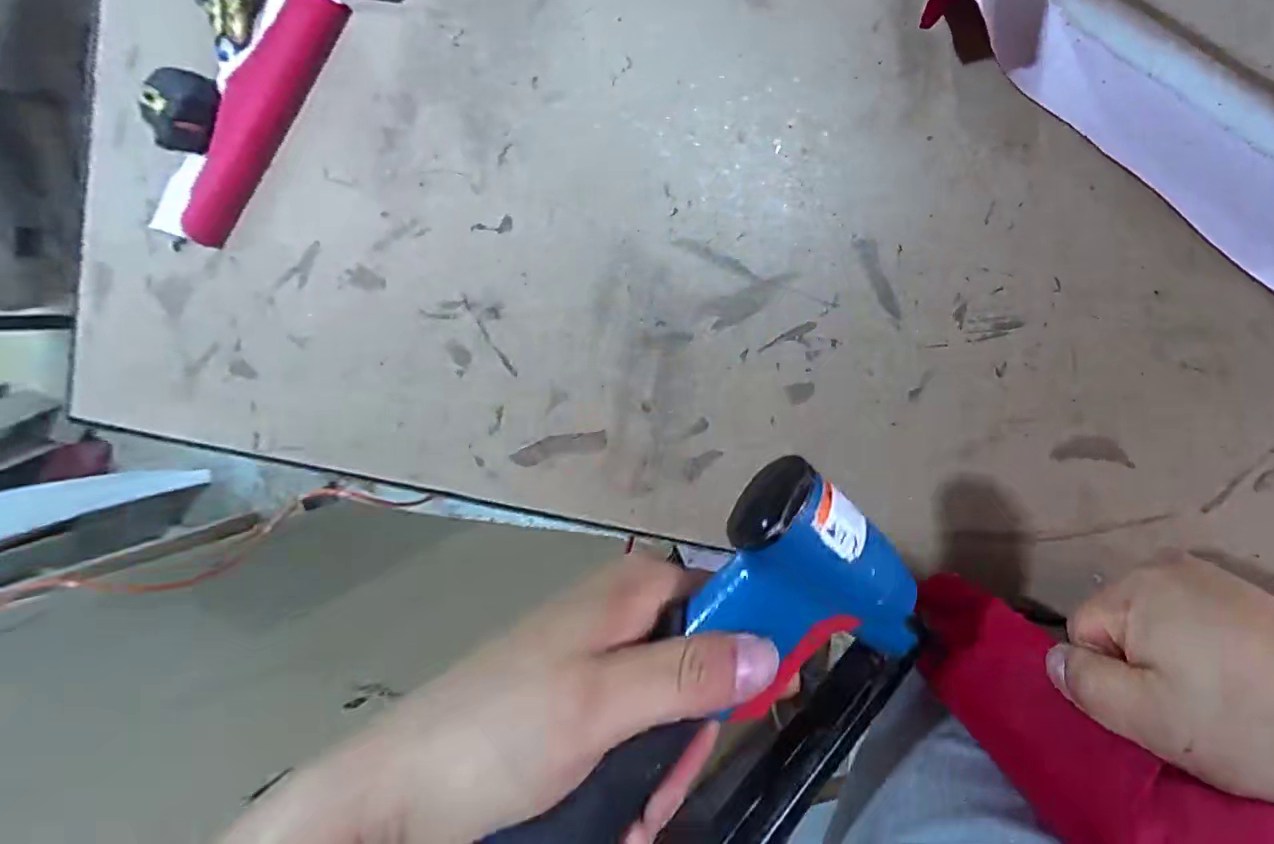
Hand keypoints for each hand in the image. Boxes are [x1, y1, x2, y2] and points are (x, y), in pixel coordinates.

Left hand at [221, 554, 780, 843]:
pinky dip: (638, 770)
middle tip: (670, 780)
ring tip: (636, 810)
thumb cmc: (493, 735)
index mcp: (639, 587)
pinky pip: (637, 728)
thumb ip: (690, 673)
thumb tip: (774, 650)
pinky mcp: (579, 706)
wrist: (373, 811)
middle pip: (705, 657)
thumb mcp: (600, 704)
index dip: (754, 639)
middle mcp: (626, 614)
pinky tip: (619, 810)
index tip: (766, 695)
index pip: (728, 594)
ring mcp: (601, 661)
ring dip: (667, 760)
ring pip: (673, 702)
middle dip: (696, 726)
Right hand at [1046, 556, 1273, 843]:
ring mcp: (1215, 576)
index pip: (1082, 631)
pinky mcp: (1249, 596)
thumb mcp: (1151, 718)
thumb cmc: (1246, 723)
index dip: (1106, 681)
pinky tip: (1243, 689)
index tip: (1151, 714)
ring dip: (1173, 667)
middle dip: (1138, 672)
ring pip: (1160, 627)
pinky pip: (1198, 623)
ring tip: (1217, 707)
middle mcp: (1171, 566)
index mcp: (1140, 586)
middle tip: (1183, 716)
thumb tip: (1051, 658)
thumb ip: (1087, 685)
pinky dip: (1206, 657)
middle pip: (1120, 625)